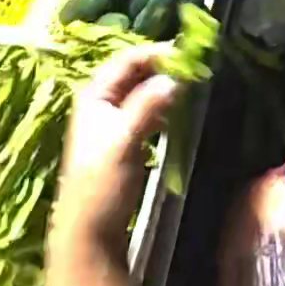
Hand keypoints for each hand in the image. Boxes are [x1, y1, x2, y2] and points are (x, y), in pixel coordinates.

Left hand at [53, 47, 179, 253]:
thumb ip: (147, 106)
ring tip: (191, 83)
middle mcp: (101, 100)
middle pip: (136, 71)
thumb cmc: (102, 184)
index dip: (157, 53)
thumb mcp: (124, 142)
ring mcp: (112, 117)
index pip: (128, 59)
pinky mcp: (124, 134)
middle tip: (194, 67)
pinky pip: (147, 106)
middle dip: (164, 66)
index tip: (187, 55)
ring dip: (165, 83)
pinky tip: (179, 107)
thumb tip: (175, 79)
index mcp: (94, 94)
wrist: (90, 232)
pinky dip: (163, 102)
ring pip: (143, 88)